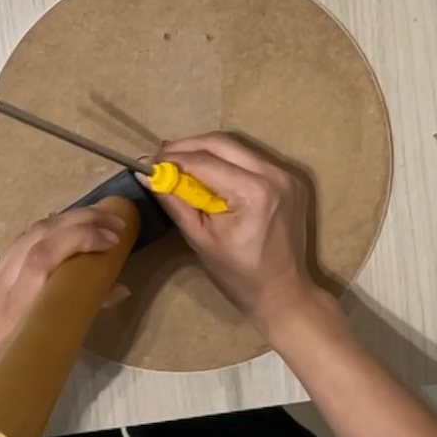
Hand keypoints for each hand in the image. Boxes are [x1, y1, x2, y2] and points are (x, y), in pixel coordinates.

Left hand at [0, 205, 126, 417]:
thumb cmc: (4, 398)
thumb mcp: (48, 362)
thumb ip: (78, 322)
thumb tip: (115, 292)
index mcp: (10, 311)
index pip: (44, 255)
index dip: (80, 238)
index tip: (114, 237)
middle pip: (36, 236)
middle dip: (77, 221)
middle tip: (113, 221)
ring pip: (22, 240)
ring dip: (60, 225)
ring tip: (93, 223)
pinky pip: (13, 254)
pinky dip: (43, 240)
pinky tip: (62, 241)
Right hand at [147, 133, 324, 333]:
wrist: (284, 293)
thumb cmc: (239, 275)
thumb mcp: (200, 239)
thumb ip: (174, 201)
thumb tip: (146, 175)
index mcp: (254, 192)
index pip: (204, 161)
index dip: (171, 159)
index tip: (146, 164)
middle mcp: (274, 174)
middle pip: (221, 143)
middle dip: (186, 147)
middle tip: (159, 159)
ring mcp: (286, 174)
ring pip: (236, 147)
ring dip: (205, 150)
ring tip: (178, 164)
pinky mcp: (290, 180)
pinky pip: (250, 159)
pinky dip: (225, 161)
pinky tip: (207, 173)